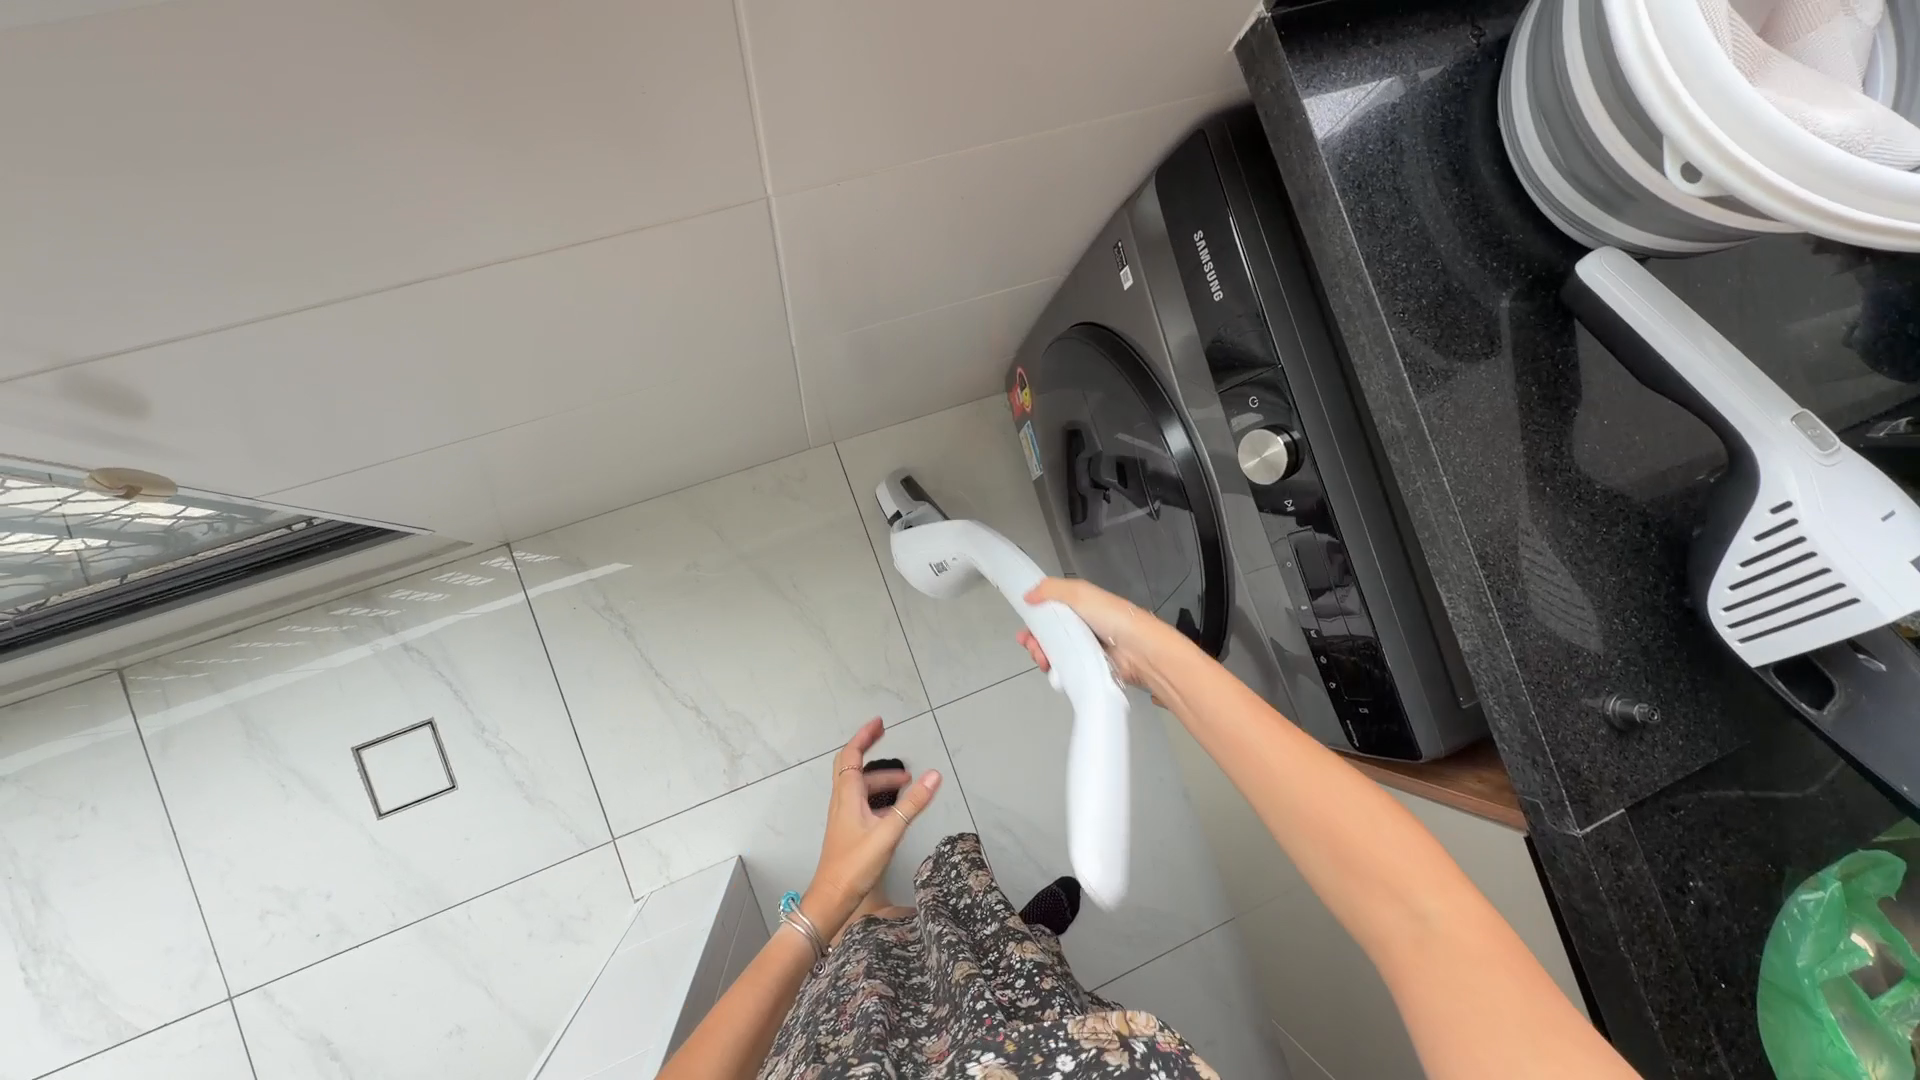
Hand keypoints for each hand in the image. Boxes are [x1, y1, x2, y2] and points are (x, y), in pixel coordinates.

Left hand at [802, 718, 940, 935]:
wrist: (831, 899)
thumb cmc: (855, 865)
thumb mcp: (888, 832)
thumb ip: (912, 804)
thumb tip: (934, 775)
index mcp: (847, 795)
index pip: (852, 755)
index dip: (864, 736)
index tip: (880, 722)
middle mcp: (842, 801)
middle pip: (851, 765)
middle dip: (867, 748)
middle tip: (886, 736)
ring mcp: (844, 816)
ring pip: (860, 786)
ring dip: (880, 778)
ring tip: (907, 782)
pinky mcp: (849, 830)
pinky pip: (862, 802)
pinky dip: (879, 796)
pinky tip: (896, 809)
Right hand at [1016, 577, 1174, 691]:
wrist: (1139, 650)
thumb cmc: (1111, 617)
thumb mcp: (1080, 593)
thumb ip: (1051, 589)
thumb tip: (1026, 596)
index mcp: (1080, 606)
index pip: (1050, 611)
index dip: (1034, 620)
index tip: (1024, 631)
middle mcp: (1081, 626)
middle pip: (1048, 634)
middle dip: (1034, 641)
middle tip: (1032, 647)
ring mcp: (1084, 648)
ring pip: (1053, 652)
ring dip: (1041, 655)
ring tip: (1042, 660)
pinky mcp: (1087, 667)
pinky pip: (1064, 668)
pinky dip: (1054, 669)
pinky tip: (1051, 670)